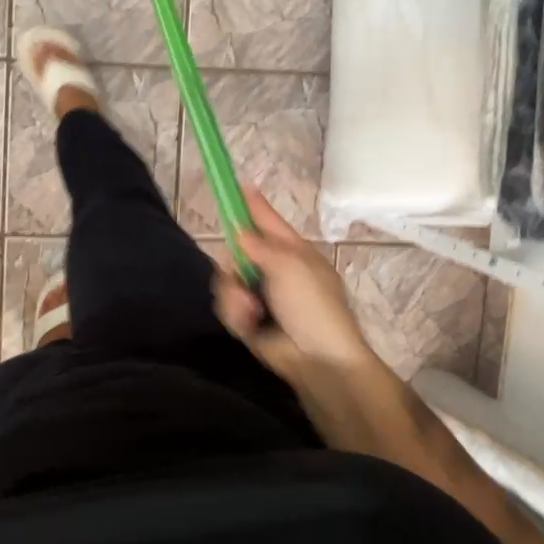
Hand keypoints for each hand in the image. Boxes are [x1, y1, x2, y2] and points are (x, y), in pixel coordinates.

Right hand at [214, 187, 375, 376]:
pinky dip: (236, 313)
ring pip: (226, 279)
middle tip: (240, 273)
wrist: (317, 359)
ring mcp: (260, 294)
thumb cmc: (313, 305)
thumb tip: (239, 233)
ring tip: (251, 310)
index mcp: (293, 251)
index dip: (252, 205)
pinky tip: (250, 322)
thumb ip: (259, 246)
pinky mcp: (248, 319)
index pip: (267, 221)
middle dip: (235, 264)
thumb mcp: (290, 266)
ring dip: (235, 295)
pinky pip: (227, 304)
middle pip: (237, 250)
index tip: (237, 185)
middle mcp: (274, 269)